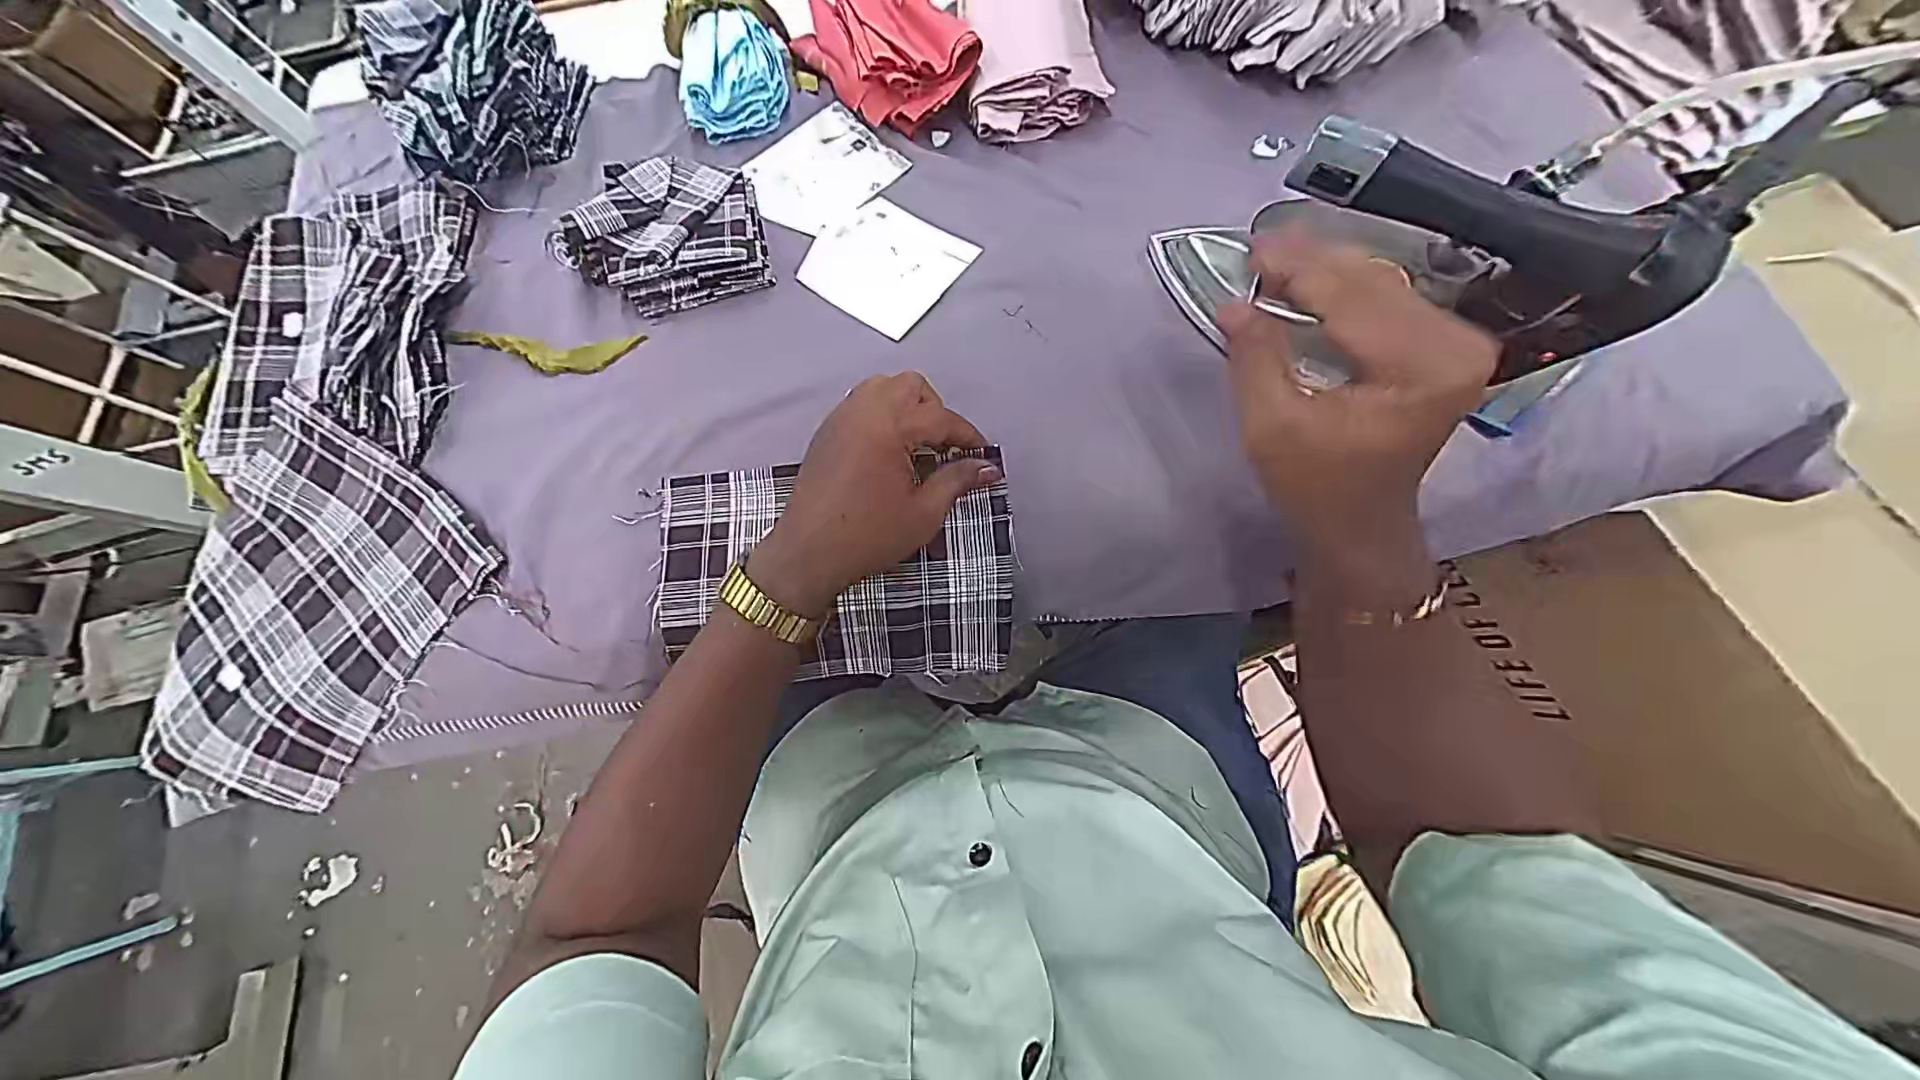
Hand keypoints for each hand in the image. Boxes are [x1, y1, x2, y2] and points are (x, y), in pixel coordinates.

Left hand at [747, 373, 1000, 615]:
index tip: (980, 454)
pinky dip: (883, 415)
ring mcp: (840, 419)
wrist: (809, 554)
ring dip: (907, 408)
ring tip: (918, 448)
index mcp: (888, 426)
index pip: (940, 417)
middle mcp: (861, 412)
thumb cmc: (863, 537)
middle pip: (912, 387)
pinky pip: (861, 405)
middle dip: (935, 412)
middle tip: (946, 448)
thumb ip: (957, 481)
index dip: (967, 435)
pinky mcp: (827, 433)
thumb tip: (984, 468)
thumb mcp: (924, 512)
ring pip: (884, 388)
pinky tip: (890, 453)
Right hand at [1222, 228, 1496, 554]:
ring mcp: (1455, 346)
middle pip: (1375, 283)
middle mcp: (1454, 347)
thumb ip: (1255, 360)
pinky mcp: (1442, 349)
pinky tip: (1310, 281)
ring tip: (1278, 259)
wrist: (1359, 524)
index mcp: (1422, 369)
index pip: (1354, 300)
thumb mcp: (1272, 428)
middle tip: (1261, 247)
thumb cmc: (1316, 486)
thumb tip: (1235, 305)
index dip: (1299, 271)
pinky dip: (1344, 289)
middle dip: (1313, 263)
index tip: (1255, 250)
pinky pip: (1389, 300)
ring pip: (1383, 284)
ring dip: (1327, 270)